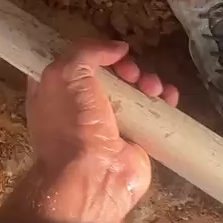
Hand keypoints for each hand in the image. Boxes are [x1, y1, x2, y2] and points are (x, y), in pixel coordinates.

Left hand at [23, 40, 177, 222]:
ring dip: (147, 80)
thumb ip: (86, 51)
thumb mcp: (65, 74)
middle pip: (109, 71)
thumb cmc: (70, 123)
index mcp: (53, 88)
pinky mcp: (135, 136)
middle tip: (131, 73)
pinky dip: (163, 99)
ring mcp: (108, 121)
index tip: (109, 50)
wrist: (92, 175)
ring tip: (152, 88)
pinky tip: (168, 96)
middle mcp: (79, 103)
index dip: (93, 50)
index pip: (73, 59)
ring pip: (133, 88)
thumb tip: (117, 47)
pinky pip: (152, 110)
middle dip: (125, 66)